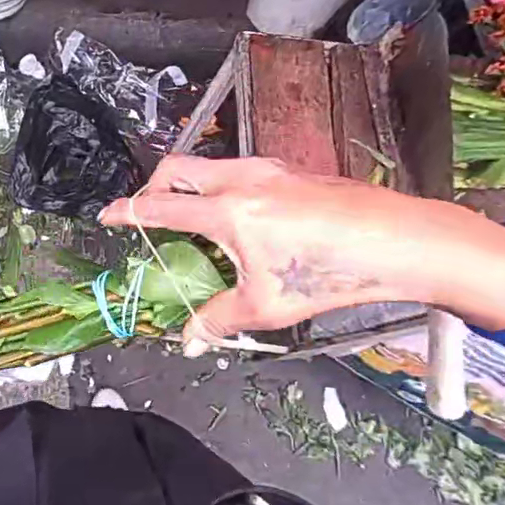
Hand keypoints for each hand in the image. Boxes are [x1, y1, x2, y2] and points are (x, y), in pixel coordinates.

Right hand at [98, 156, 504, 353]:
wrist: (395, 240)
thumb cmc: (328, 272)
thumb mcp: (267, 305)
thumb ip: (219, 320)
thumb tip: (190, 340)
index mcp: (227, 209)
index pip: (161, 205)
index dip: (128, 211)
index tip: (108, 214)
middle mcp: (243, 177)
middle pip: (179, 167)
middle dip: (155, 185)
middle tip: (150, 212)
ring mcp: (271, 167)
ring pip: (213, 164)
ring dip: (193, 184)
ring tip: (199, 220)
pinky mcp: (293, 169)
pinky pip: (243, 169)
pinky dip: (225, 186)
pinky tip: (246, 217)